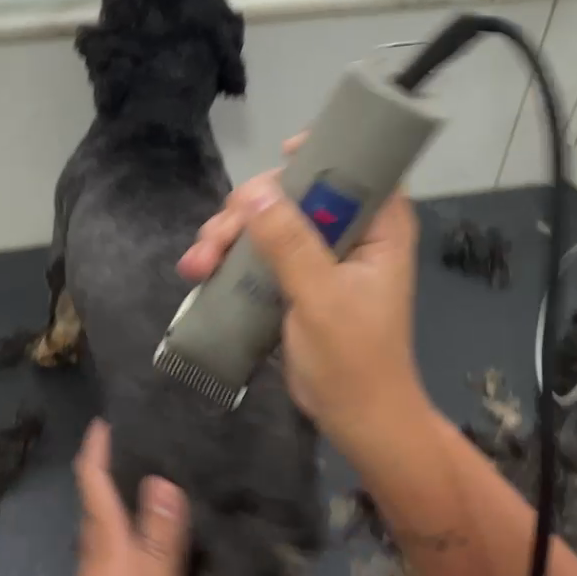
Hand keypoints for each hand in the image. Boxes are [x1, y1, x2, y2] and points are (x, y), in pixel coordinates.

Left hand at [69, 420, 189, 575]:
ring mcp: (101, 575)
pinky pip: (119, 547)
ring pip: (108, 524)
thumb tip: (160, 477)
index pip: (91, 480)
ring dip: (122, 499)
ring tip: (151, 480)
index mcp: (104, 539)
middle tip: (138, 442)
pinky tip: (153, 537)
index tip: (104, 418)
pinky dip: (132, 529)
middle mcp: (97, 551)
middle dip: (111, 468)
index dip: (95, 447)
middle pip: (98, 500)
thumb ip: (159, 535)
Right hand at [177, 136, 426, 453]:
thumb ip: (289, 242)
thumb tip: (253, 192)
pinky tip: (200, 272)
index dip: (319, 153)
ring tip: (197, 265)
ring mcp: (323, 254)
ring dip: (230, 235)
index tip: (280, 156)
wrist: (357, 422)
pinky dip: (232, 256)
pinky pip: (262, 249)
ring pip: (271, 220)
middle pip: (297, 191)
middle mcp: (353, 231)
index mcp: (379, 227)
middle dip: (250, 209)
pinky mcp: (300, 277)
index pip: (357, 165)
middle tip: (215, 239)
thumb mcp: (320, 297)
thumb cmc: (354, 361)